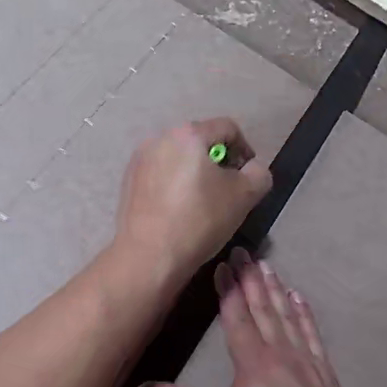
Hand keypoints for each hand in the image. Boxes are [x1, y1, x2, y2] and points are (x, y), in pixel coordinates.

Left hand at [114, 119, 271, 285]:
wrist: (149, 256)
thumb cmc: (200, 220)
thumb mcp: (245, 196)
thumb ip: (259, 174)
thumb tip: (252, 169)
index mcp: (189, 134)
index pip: (228, 129)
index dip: (245, 150)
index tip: (248, 178)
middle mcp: (159, 138)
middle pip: (200, 142)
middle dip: (218, 164)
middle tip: (228, 192)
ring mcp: (140, 160)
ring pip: (179, 159)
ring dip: (196, 175)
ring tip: (202, 204)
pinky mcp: (128, 182)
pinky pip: (160, 176)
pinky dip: (174, 186)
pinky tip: (179, 212)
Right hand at [134, 249, 372, 386]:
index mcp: (253, 363)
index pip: (238, 317)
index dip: (228, 290)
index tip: (222, 265)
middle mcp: (281, 353)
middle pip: (264, 308)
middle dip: (251, 279)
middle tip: (244, 251)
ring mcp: (306, 361)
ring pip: (288, 315)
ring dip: (276, 289)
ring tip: (267, 265)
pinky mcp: (324, 372)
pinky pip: (312, 333)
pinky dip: (304, 313)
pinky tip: (299, 298)